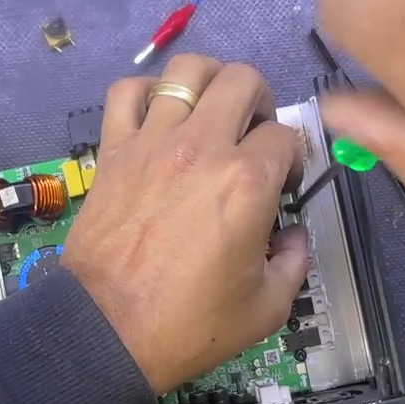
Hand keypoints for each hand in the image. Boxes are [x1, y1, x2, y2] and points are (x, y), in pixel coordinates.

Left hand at [63, 56, 308, 393]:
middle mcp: (201, 146)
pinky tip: (157, 117)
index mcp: (246, 182)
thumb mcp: (268, 307)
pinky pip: (126, 93)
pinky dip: (145, 92)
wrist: (108, 333)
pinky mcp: (113, 152)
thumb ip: (296, 260)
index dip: (291, 159)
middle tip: (251, 140)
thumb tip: (292, 234)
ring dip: (208, 83)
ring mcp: (151, 143)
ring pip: (186, 70)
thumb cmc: (189, 326)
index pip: (286, 136)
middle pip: (242, 79)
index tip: (279, 188)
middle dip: (260, 103)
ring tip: (209, 115)